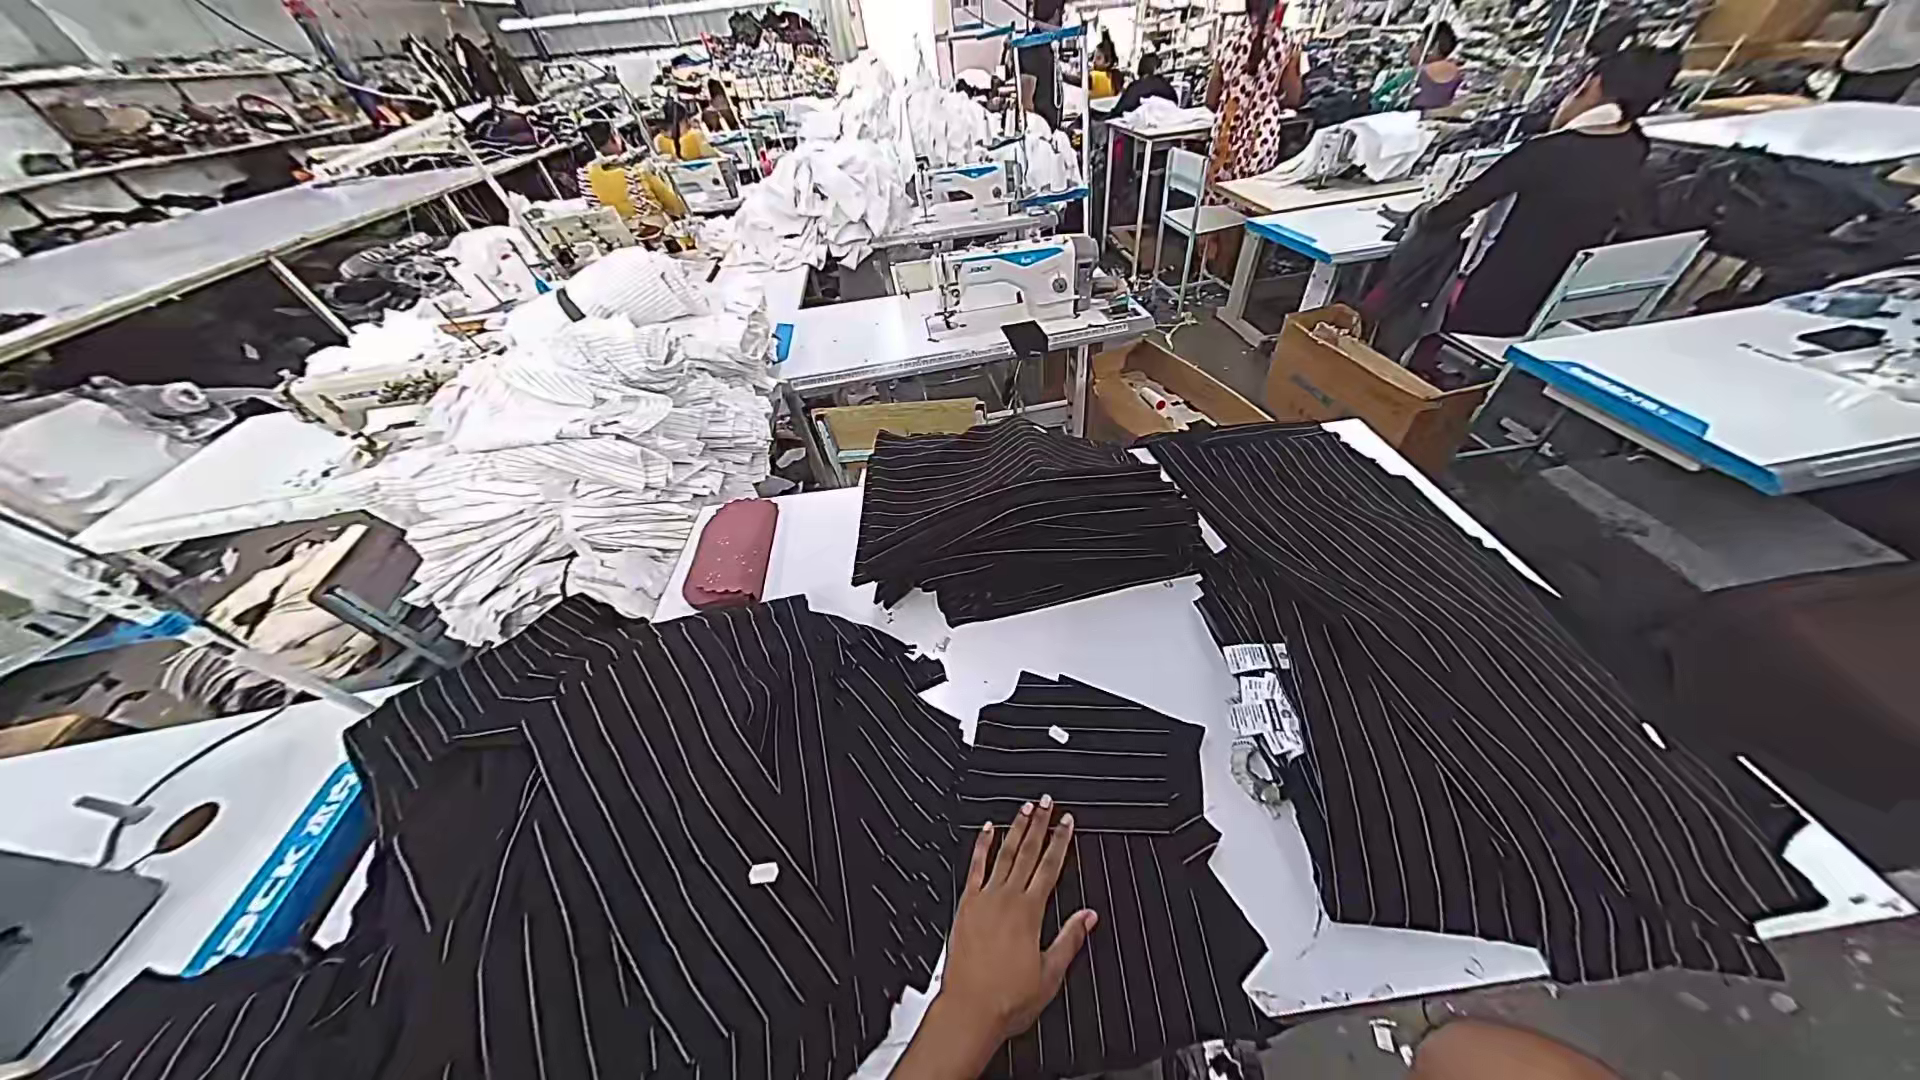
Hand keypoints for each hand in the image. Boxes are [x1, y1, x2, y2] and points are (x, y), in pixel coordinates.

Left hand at [889, 797, 1097, 1078]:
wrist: (969, 1010)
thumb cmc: (1007, 999)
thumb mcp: (1050, 975)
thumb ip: (1070, 939)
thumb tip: (1088, 916)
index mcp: (1030, 912)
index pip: (1051, 866)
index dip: (1061, 841)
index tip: (1067, 821)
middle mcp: (1007, 898)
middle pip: (1029, 851)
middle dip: (1040, 824)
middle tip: (1047, 802)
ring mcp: (985, 898)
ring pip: (1005, 852)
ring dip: (1016, 828)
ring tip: (1025, 807)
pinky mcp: (966, 903)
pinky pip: (975, 866)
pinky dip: (982, 845)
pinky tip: (986, 829)